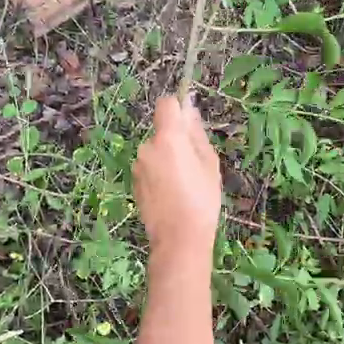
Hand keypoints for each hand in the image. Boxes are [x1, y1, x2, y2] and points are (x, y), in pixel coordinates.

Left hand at [133, 94, 222, 262]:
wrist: (178, 239)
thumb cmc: (202, 200)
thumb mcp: (209, 164)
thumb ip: (196, 134)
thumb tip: (190, 111)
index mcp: (167, 138)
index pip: (166, 104)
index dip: (177, 108)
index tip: (189, 123)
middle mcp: (147, 147)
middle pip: (162, 131)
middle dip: (175, 140)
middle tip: (193, 164)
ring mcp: (138, 166)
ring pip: (155, 151)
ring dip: (167, 158)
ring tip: (183, 183)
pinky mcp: (134, 182)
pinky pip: (149, 168)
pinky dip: (159, 173)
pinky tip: (171, 193)